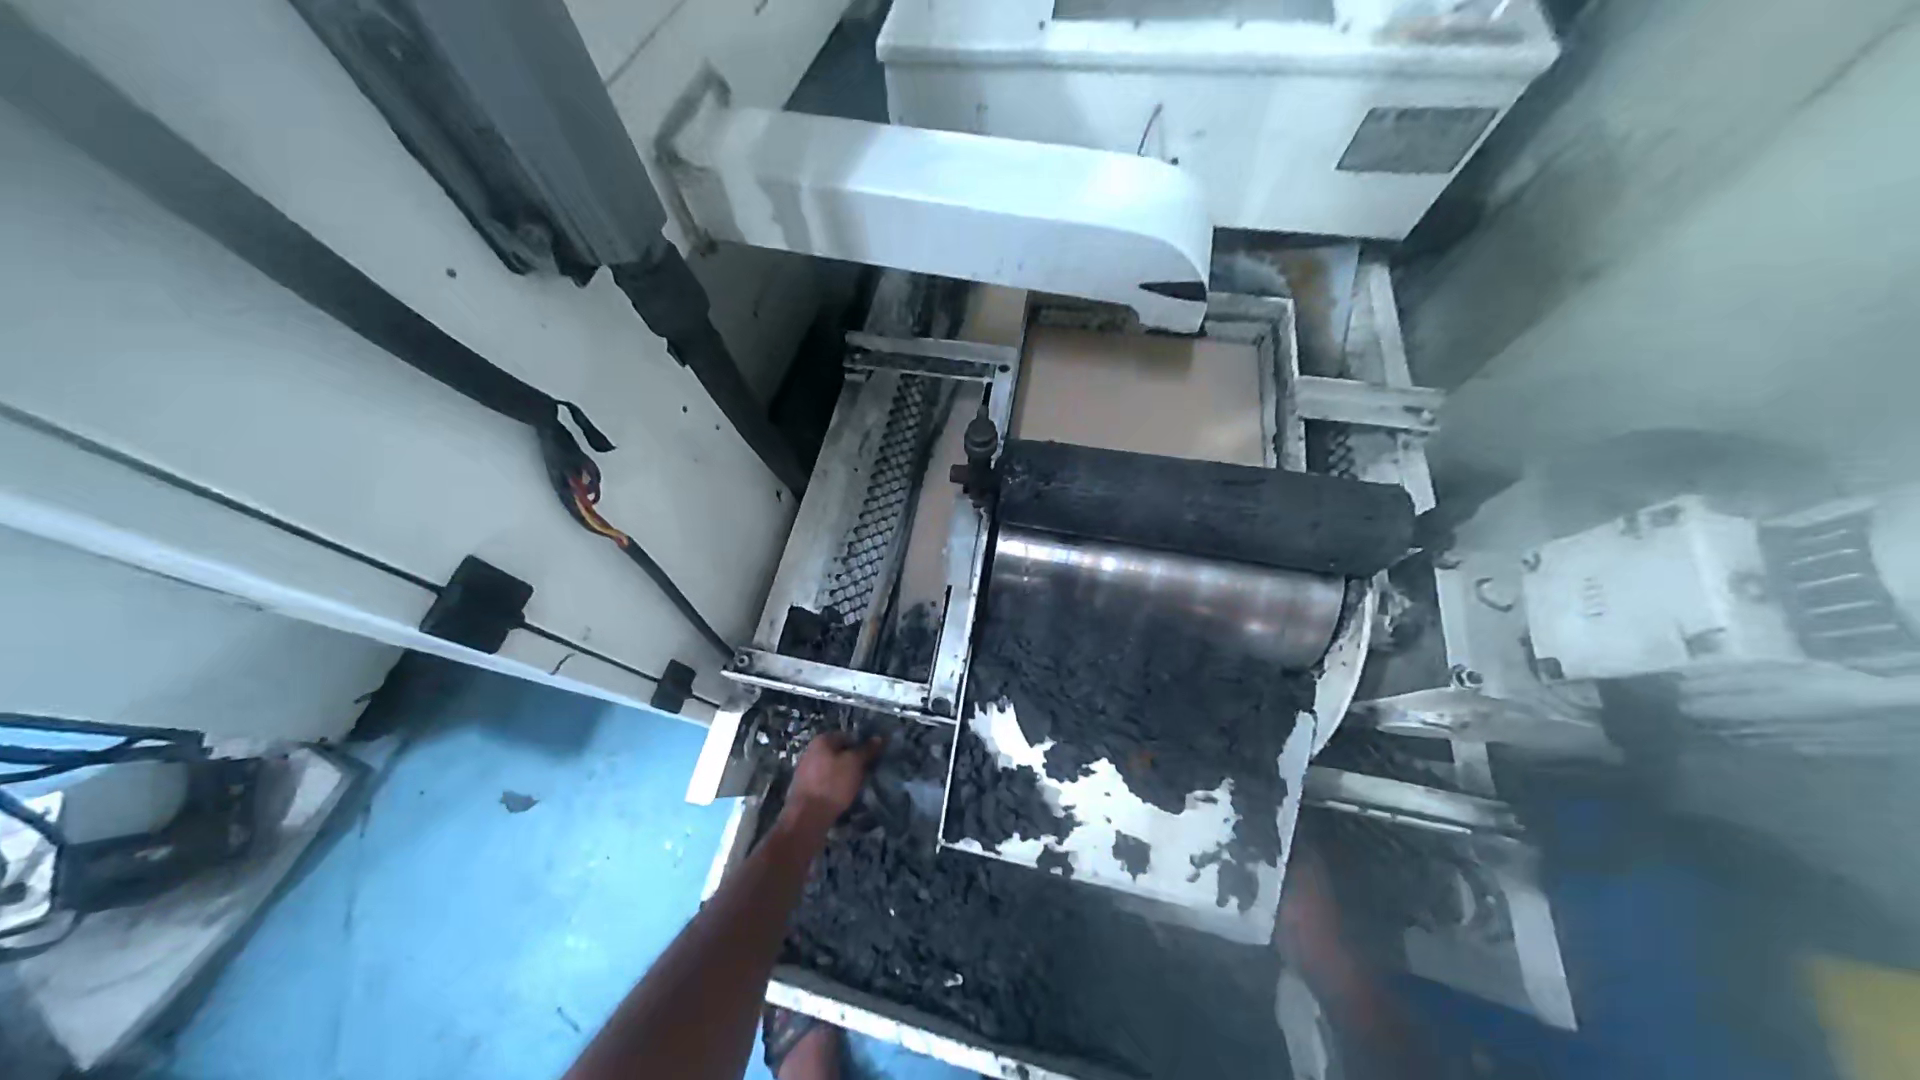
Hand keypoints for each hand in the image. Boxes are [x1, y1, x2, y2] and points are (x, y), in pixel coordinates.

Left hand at [778, 732, 882, 836]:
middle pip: (838, 753)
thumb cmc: (833, 784)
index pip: (848, 737)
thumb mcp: (855, 764)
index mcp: (822, 740)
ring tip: (854, 788)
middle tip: (864, 775)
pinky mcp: (803, 788)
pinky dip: (833, 787)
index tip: (870, 761)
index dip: (861, 747)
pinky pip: (824, 783)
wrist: (806, 817)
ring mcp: (804, 770)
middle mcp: (810, 751)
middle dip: (852, 762)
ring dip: (843, 776)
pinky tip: (840, 797)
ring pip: (831, 769)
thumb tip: (879, 737)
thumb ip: (866, 750)